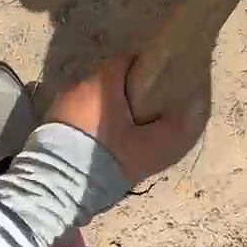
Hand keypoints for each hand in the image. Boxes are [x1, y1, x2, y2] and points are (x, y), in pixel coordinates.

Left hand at [45, 56, 204, 184]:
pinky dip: (91, 118)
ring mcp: (61, 102)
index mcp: (102, 82)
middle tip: (145, 112)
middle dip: (127, 90)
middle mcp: (78, 85)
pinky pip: (78, 111)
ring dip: (107, 106)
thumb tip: (195, 110)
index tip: (158, 85)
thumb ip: (175, 129)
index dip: (145, 68)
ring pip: (92, 95)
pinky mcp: (51, 120)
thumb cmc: (107, 159)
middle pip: (109, 78)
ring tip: (123, 129)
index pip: (126, 60)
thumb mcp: (149, 149)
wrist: (58, 186)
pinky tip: (100, 139)